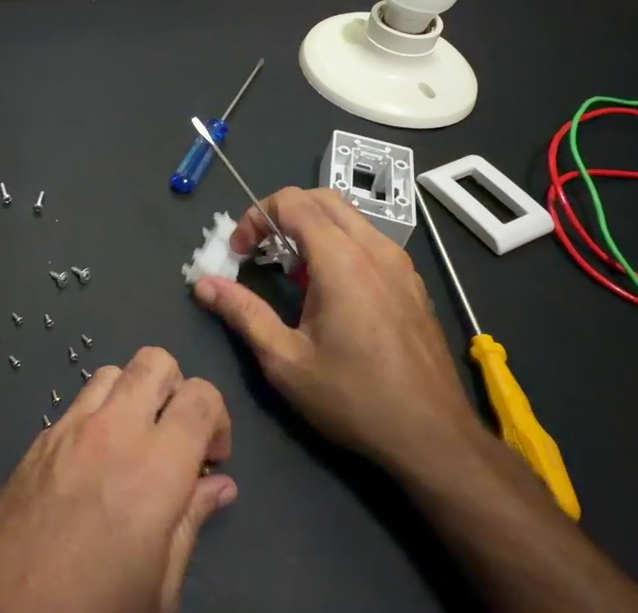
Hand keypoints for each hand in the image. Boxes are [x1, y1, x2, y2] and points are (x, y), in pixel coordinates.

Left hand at [0, 347, 236, 612]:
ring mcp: (68, 428)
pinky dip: (98, 416)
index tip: (213, 460)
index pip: (201, 395)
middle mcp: (112, 430)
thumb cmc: (92, 607)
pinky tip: (95, 464)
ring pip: (112, 372)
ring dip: (133, 395)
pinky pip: (77, 402)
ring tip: (135, 445)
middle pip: (155, 361)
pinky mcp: (36, 440)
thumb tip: (219, 485)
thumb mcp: (158, 585)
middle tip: (177, 439)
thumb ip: (191, 522)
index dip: (219, 418)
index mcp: (155, 466)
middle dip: (177, 388)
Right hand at [193, 186, 485, 475]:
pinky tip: (329, 292)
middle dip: (282, 214)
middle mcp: (375, 250)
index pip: (293, 202)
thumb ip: (243, 313)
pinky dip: (340, 245)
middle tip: (261, 252)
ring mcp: (400, 265)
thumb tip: (204, 284)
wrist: (433, 437)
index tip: (240, 252)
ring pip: (349, 218)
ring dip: (312, 229)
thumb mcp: (285, 361)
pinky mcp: (412, 283)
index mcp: (342, 261)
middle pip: (322, 199)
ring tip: (292, 274)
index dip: (256, 216)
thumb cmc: (354, 399)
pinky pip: (370, 242)